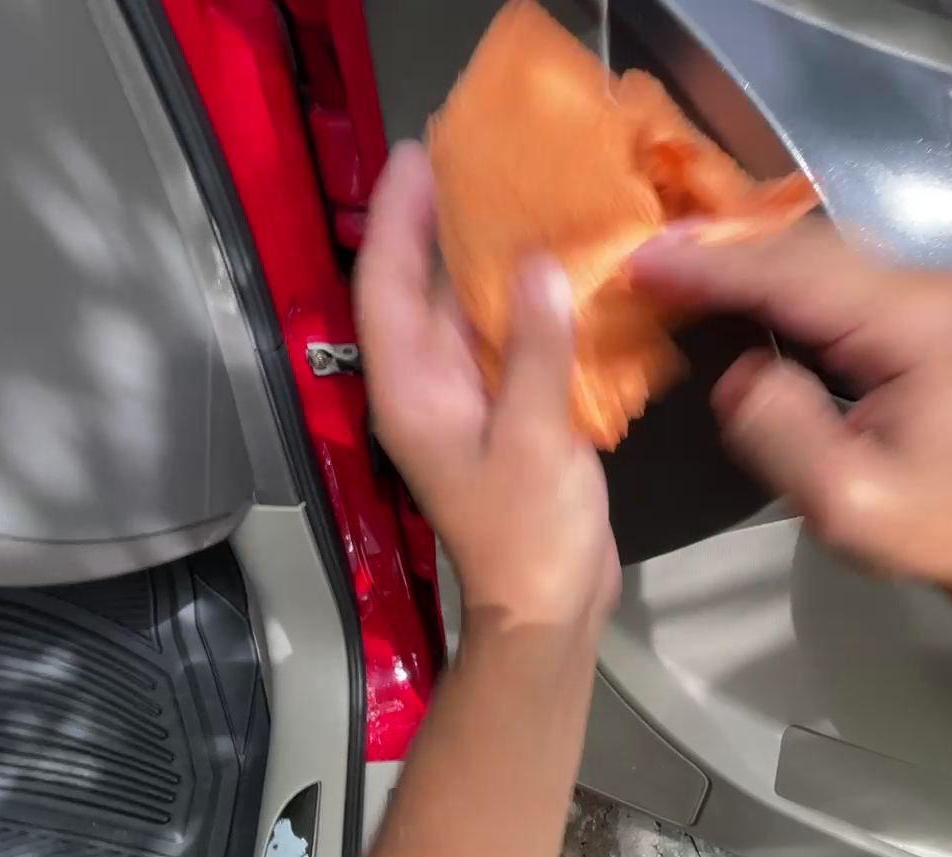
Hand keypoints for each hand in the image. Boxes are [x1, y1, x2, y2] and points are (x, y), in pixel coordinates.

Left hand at [358, 143, 619, 632]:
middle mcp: (431, 390)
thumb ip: (535, 351)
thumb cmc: (529, 534)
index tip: (420, 155)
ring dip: (494, 268)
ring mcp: (471, 405)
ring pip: (472, 320)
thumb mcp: (533, 439)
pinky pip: (511, 349)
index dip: (399, 217)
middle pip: (426, 294)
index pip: (387, 286)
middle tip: (482, 165)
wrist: (547, 608)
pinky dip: (531, 314)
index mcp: (413, 392)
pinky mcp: (510, 419)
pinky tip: (564, 281)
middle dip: (446, 228)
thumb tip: (541, 267)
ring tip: (527, 206)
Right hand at [630, 225, 951, 616]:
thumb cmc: (939, 528)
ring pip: (819, 254)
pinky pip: (835, 277)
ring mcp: (929, 296)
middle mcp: (928, 290)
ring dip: (746, 258)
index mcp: (915, 326)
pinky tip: (740, 288)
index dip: (711, 267)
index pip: (793, 275)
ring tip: (678, 268)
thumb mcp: (848, 505)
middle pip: (806, 247)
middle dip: (721, 250)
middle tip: (647, 260)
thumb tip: (736, 374)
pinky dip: (777, 278)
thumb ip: (782, 435)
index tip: (642, 264)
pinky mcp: (922, 312)